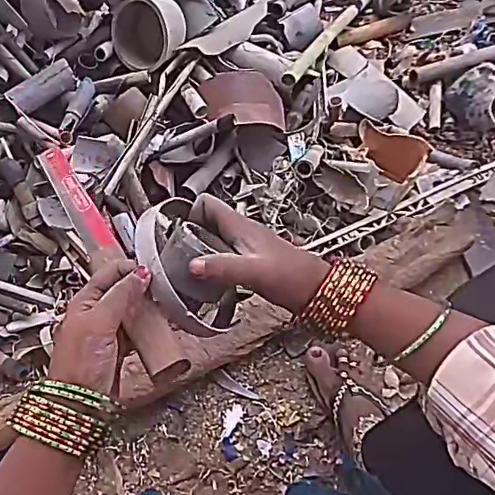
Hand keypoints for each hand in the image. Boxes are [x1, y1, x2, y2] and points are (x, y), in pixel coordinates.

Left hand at [46, 259, 149, 395]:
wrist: (80, 402)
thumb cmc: (78, 366)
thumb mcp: (99, 322)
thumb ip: (120, 296)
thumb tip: (139, 274)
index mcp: (84, 301)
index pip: (110, 273)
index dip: (130, 269)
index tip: (151, 271)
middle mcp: (96, 313)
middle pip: (123, 291)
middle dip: (143, 288)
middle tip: (162, 288)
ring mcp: (108, 330)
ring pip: (133, 310)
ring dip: (148, 308)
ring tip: (164, 306)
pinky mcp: (119, 347)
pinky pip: (137, 330)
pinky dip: (149, 327)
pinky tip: (159, 327)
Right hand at [186, 197, 329, 311]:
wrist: (318, 290)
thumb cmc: (293, 277)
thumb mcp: (252, 272)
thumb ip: (222, 268)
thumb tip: (193, 265)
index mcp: (241, 227)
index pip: (206, 203)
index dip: (188, 213)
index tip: (176, 231)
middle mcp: (244, 232)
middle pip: (207, 222)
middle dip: (190, 234)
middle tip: (179, 254)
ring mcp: (248, 247)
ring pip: (216, 239)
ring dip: (202, 250)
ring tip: (193, 269)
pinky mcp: (253, 262)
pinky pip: (225, 256)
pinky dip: (215, 265)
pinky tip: (214, 281)